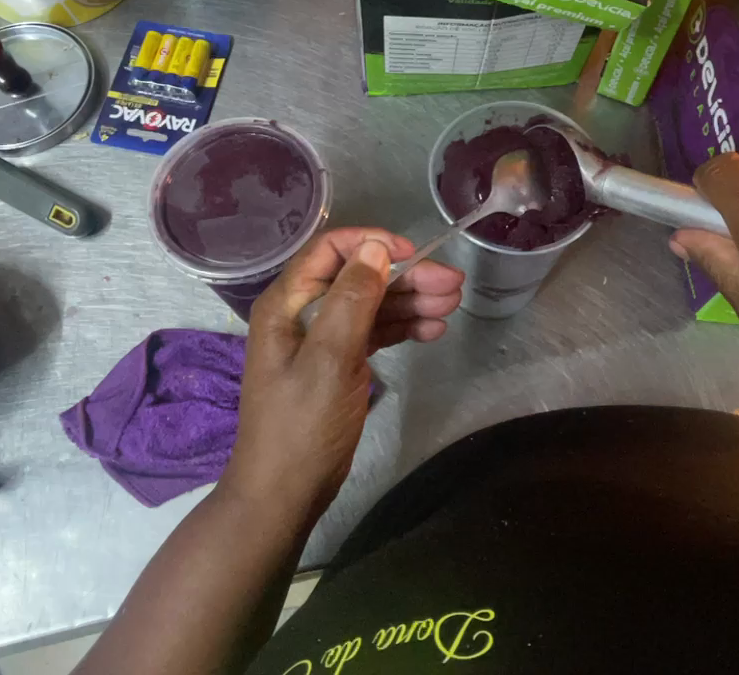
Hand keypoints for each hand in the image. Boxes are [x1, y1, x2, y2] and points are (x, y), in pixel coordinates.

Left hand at [222, 229, 463, 520]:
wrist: (285, 494)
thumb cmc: (301, 425)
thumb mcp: (329, 360)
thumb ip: (352, 301)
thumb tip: (375, 248)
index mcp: (287, 303)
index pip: (330, 251)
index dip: (372, 245)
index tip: (413, 255)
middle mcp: (303, 313)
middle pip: (359, 278)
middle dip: (405, 277)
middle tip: (454, 285)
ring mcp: (322, 339)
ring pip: (372, 305)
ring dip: (411, 302)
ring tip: (453, 304)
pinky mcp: (339, 363)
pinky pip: (374, 332)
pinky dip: (403, 328)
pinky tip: (433, 329)